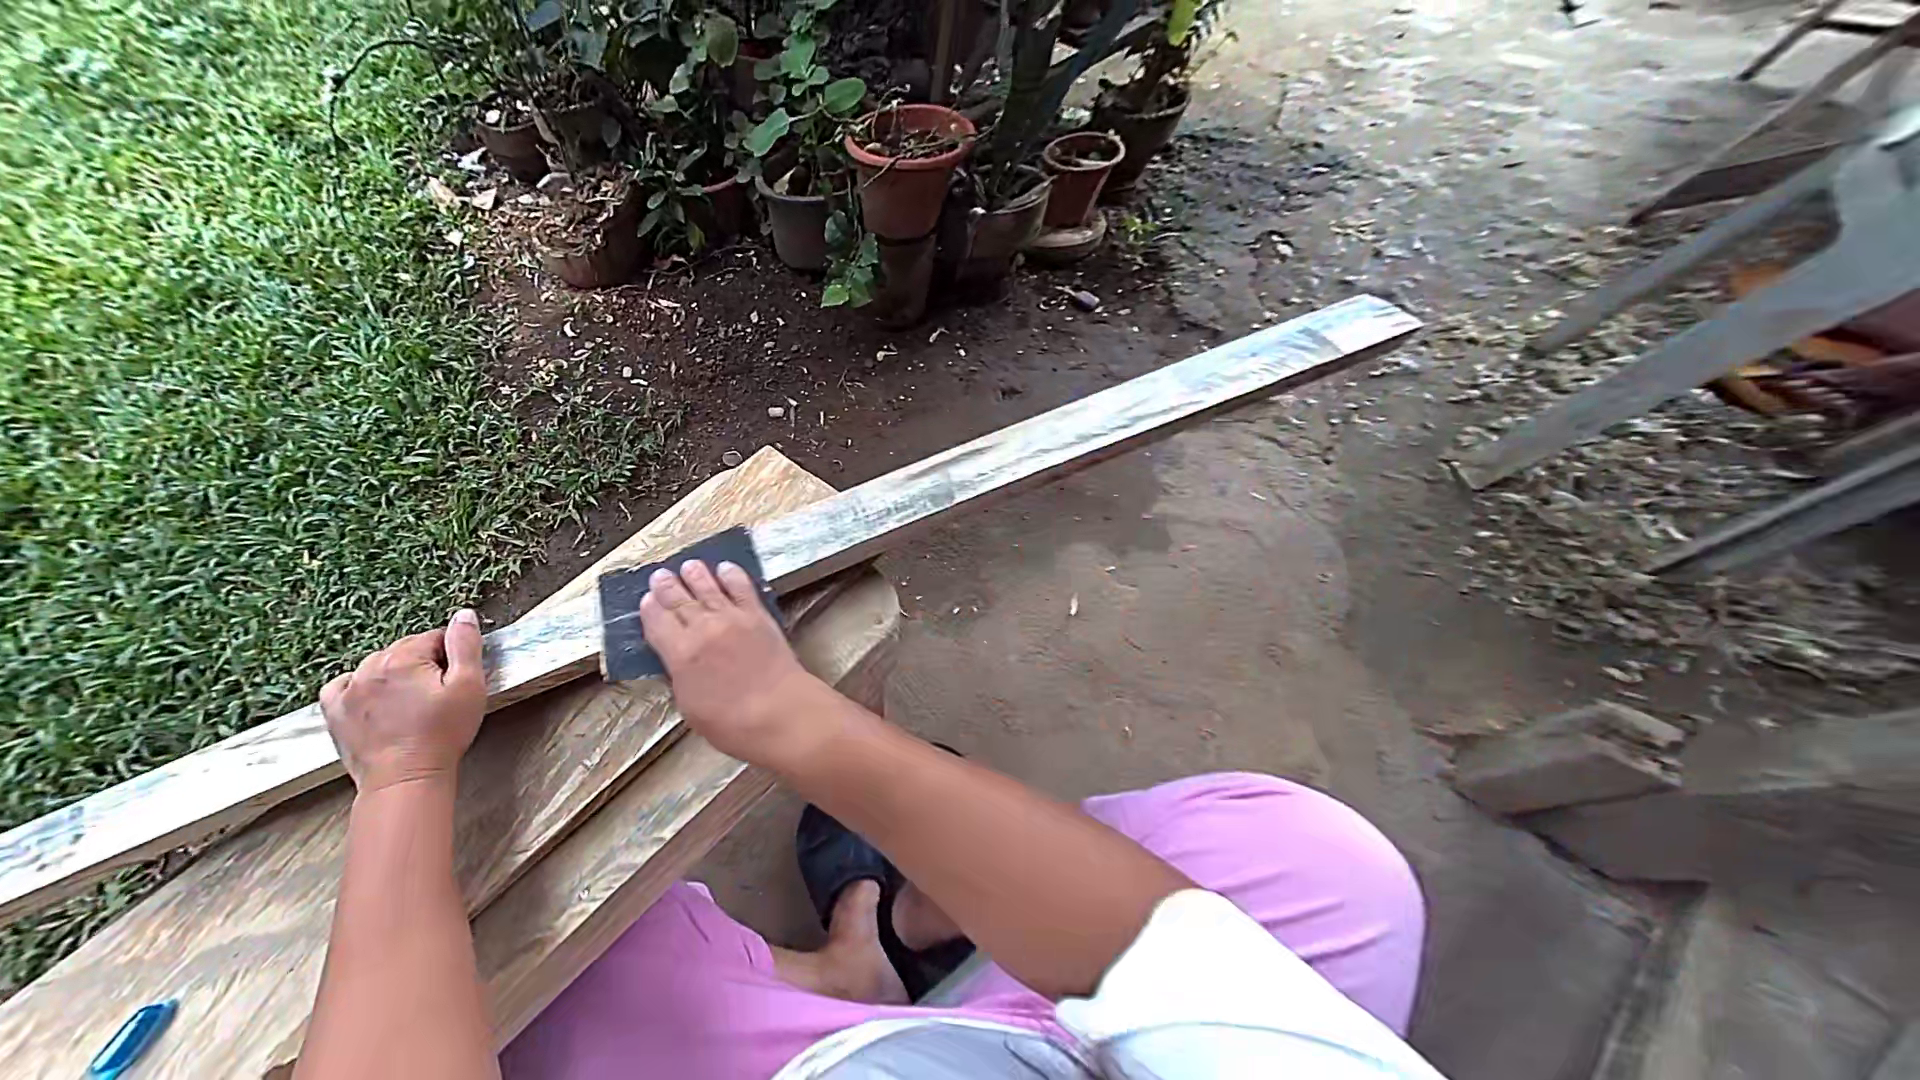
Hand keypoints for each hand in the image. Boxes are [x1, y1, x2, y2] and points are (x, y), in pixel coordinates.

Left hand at [320, 609, 487, 792]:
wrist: (405, 777)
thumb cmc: (442, 733)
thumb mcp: (469, 684)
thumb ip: (466, 645)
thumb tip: (463, 615)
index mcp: (402, 659)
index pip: (433, 637)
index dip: (452, 654)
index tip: (458, 676)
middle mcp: (368, 669)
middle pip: (404, 649)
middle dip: (425, 662)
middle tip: (441, 690)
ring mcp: (346, 691)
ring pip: (376, 665)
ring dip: (396, 673)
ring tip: (415, 699)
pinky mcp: (334, 712)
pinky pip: (343, 685)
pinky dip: (360, 685)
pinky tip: (377, 696)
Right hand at [638, 560, 825, 764]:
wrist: (778, 711)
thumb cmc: (731, 722)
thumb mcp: (689, 705)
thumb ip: (680, 675)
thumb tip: (677, 659)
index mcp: (680, 654)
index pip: (657, 623)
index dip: (650, 609)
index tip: (646, 598)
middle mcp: (703, 629)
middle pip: (680, 601)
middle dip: (667, 586)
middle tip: (660, 574)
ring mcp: (733, 619)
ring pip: (709, 588)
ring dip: (697, 575)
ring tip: (688, 565)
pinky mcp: (758, 616)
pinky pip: (742, 589)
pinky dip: (733, 576)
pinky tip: (726, 568)